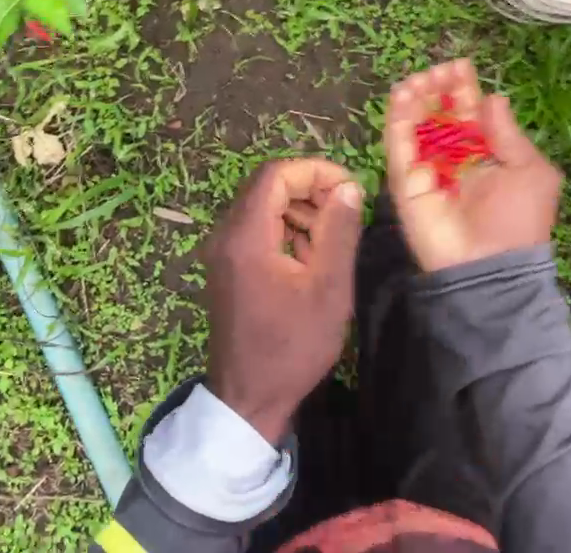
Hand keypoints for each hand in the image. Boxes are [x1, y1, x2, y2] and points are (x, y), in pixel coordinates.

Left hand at [201, 158, 364, 444]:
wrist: (248, 400)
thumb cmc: (292, 347)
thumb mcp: (328, 289)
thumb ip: (338, 232)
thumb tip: (349, 187)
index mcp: (245, 236)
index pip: (275, 175)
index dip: (314, 171)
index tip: (349, 187)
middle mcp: (225, 235)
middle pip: (266, 186)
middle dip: (308, 189)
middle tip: (345, 210)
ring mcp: (221, 251)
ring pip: (261, 206)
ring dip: (298, 210)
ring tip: (332, 238)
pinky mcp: (226, 266)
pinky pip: (255, 229)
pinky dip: (284, 229)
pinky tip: (310, 257)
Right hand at [383, 59, 560, 272]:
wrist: (491, 266)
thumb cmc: (519, 219)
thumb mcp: (531, 171)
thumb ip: (509, 134)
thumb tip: (494, 97)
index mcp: (484, 153)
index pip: (468, 112)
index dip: (462, 88)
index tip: (460, 66)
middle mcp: (452, 156)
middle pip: (437, 113)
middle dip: (436, 89)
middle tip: (437, 73)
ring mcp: (426, 168)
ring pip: (414, 123)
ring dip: (414, 98)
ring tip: (418, 80)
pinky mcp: (404, 180)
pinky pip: (398, 145)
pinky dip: (397, 119)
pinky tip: (402, 97)